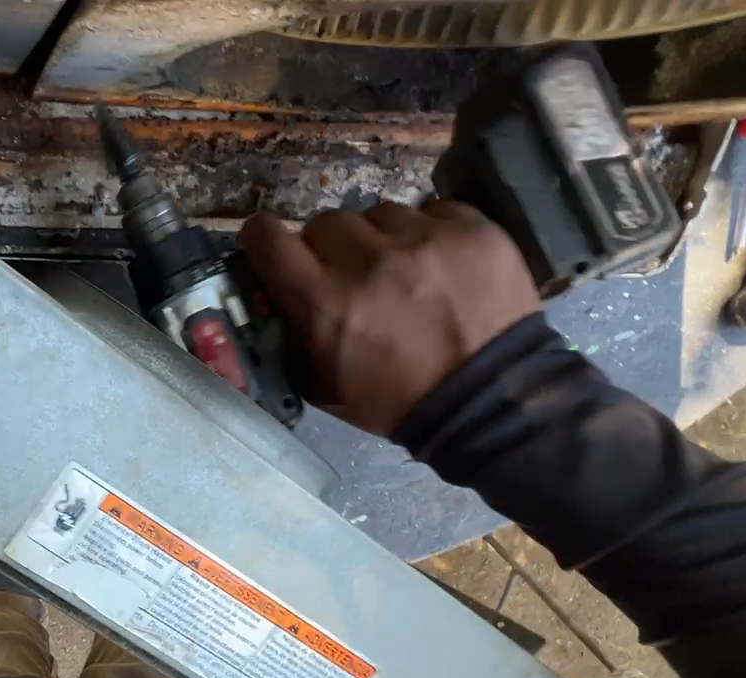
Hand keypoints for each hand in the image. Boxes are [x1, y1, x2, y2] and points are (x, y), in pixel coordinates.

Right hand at [237, 200, 540, 435]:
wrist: (484, 396)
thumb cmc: (391, 398)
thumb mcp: (321, 381)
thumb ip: (294, 335)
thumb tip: (279, 300)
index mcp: (324, 302)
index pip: (271, 242)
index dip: (261, 236)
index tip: (263, 240)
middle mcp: (368, 261)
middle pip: (325, 221)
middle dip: (324, 244)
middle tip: (339, 268)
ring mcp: (424, 239)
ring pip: (378, 214)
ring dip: (375, 237)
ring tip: (393, 266)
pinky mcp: (472, 229)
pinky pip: (433, 211)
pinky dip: (425, 231)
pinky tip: (432, 260)